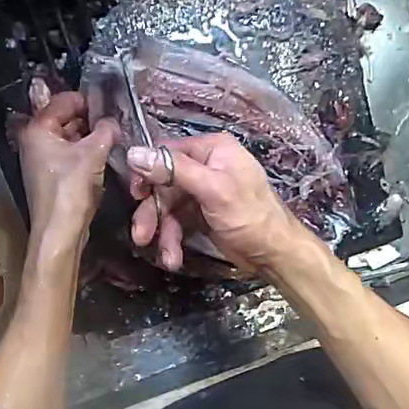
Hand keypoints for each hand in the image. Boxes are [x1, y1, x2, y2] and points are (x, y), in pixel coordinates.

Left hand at [18, 89, 118, 251]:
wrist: (59, 231)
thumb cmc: (70, 189)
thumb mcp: (93, 153)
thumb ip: (105, 130)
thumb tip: (112, 123)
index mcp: (37, 128)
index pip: (64, 100)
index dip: (88, 101)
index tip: (110, 107)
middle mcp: (34, 141)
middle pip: (65, 118)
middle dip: (90, 120)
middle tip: (114, 124)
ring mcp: (41, 160)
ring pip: (68, 138)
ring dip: (89, 138)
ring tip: (112, 140)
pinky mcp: (50, 177)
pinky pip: (69, 156)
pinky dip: (84, 154)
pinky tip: (102, 158)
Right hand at [125, 133, 316, 273]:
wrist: (274, 253)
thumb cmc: (250, 215)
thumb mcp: (212, 189)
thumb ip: (174, 170)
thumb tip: (134, 153)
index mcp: (211, 150)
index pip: (166, 153)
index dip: (147, 174)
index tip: (136, 194)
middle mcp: (205, 166)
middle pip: (163, 184)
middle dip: (153, 213)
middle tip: (141, 235)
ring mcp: (202, 192)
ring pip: (167, 207)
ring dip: (163, 232)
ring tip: (166, 256)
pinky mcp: (200, 214)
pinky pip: (177, 222)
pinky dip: (173, 240)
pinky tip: (174, 258)